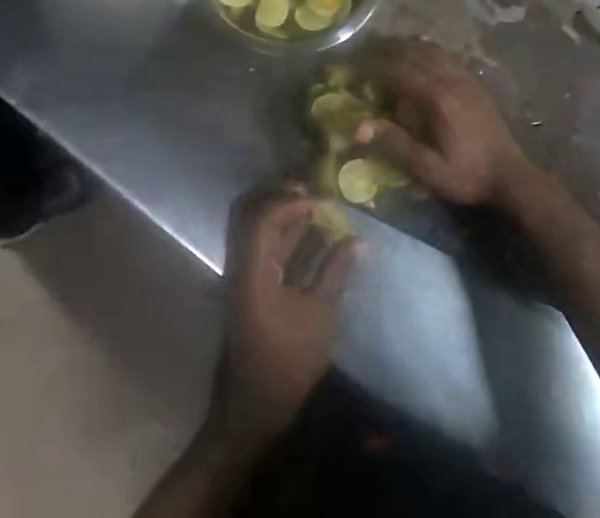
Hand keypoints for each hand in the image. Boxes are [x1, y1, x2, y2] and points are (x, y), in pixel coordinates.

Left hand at [211, 184, 356, 447]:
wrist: (255, 406)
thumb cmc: (289, 362)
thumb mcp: (321, 315)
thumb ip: (336, 271)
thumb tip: (359, 239)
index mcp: (252, 272)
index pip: (261, 220)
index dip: (288, 202)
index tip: (319, 201)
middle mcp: (240, 266)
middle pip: (248, 214)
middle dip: (279, 197)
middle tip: (311, 193)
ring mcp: (241, 275)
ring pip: (254, 227)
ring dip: (281, 212)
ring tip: (315, 208)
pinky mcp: (249, 285)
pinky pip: (261, 245)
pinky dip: (282, 232)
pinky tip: (309, 233)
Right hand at [353, 40, 528, 206]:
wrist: (511, 176)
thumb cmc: (466, 175)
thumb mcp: (427, 167)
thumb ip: (394, 142)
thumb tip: (357, 127)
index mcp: (436, 97)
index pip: (395, 71)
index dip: (370, 66)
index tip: (349, 66)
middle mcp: (450, 79)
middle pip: (412, 53)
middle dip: (384, 49)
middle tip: (360, 50)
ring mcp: (465, 78)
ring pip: (430, 50)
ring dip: (405, 46)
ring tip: (383, 46)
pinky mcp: (474, 83)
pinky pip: (445, 56)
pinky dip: (425, 50)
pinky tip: (418, 53)